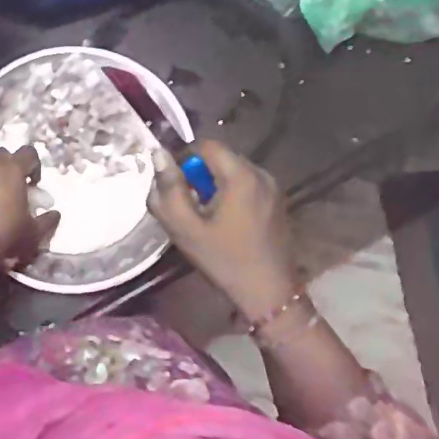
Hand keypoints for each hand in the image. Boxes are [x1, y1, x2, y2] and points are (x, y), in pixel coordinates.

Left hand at [0, 145, 59, 268]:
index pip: (29, 153)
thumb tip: (55, 214)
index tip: (33, 183)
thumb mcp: (32, 233)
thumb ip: (47, 221)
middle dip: (7, 166)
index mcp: (13, 168)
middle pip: (1, 155)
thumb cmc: (4, 234)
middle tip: (9, 187)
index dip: (33, 165)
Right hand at [147, 141, 294, 315]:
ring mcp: (274, 187)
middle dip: (201, 173)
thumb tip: (159, 155)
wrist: (269, 293)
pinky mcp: (278, 201)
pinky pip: (249, 184)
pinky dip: (233, 192)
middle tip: (189, 204)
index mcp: (241, 175)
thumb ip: (169, 189)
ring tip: (207, 215)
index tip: (176, 186)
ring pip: (235, 170)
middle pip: (222, 157)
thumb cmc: (224, 261)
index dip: (185, 158)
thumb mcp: (186, 228)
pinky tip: (227, 222)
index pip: (206, 144)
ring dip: (217, 183)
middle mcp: (261, 173)